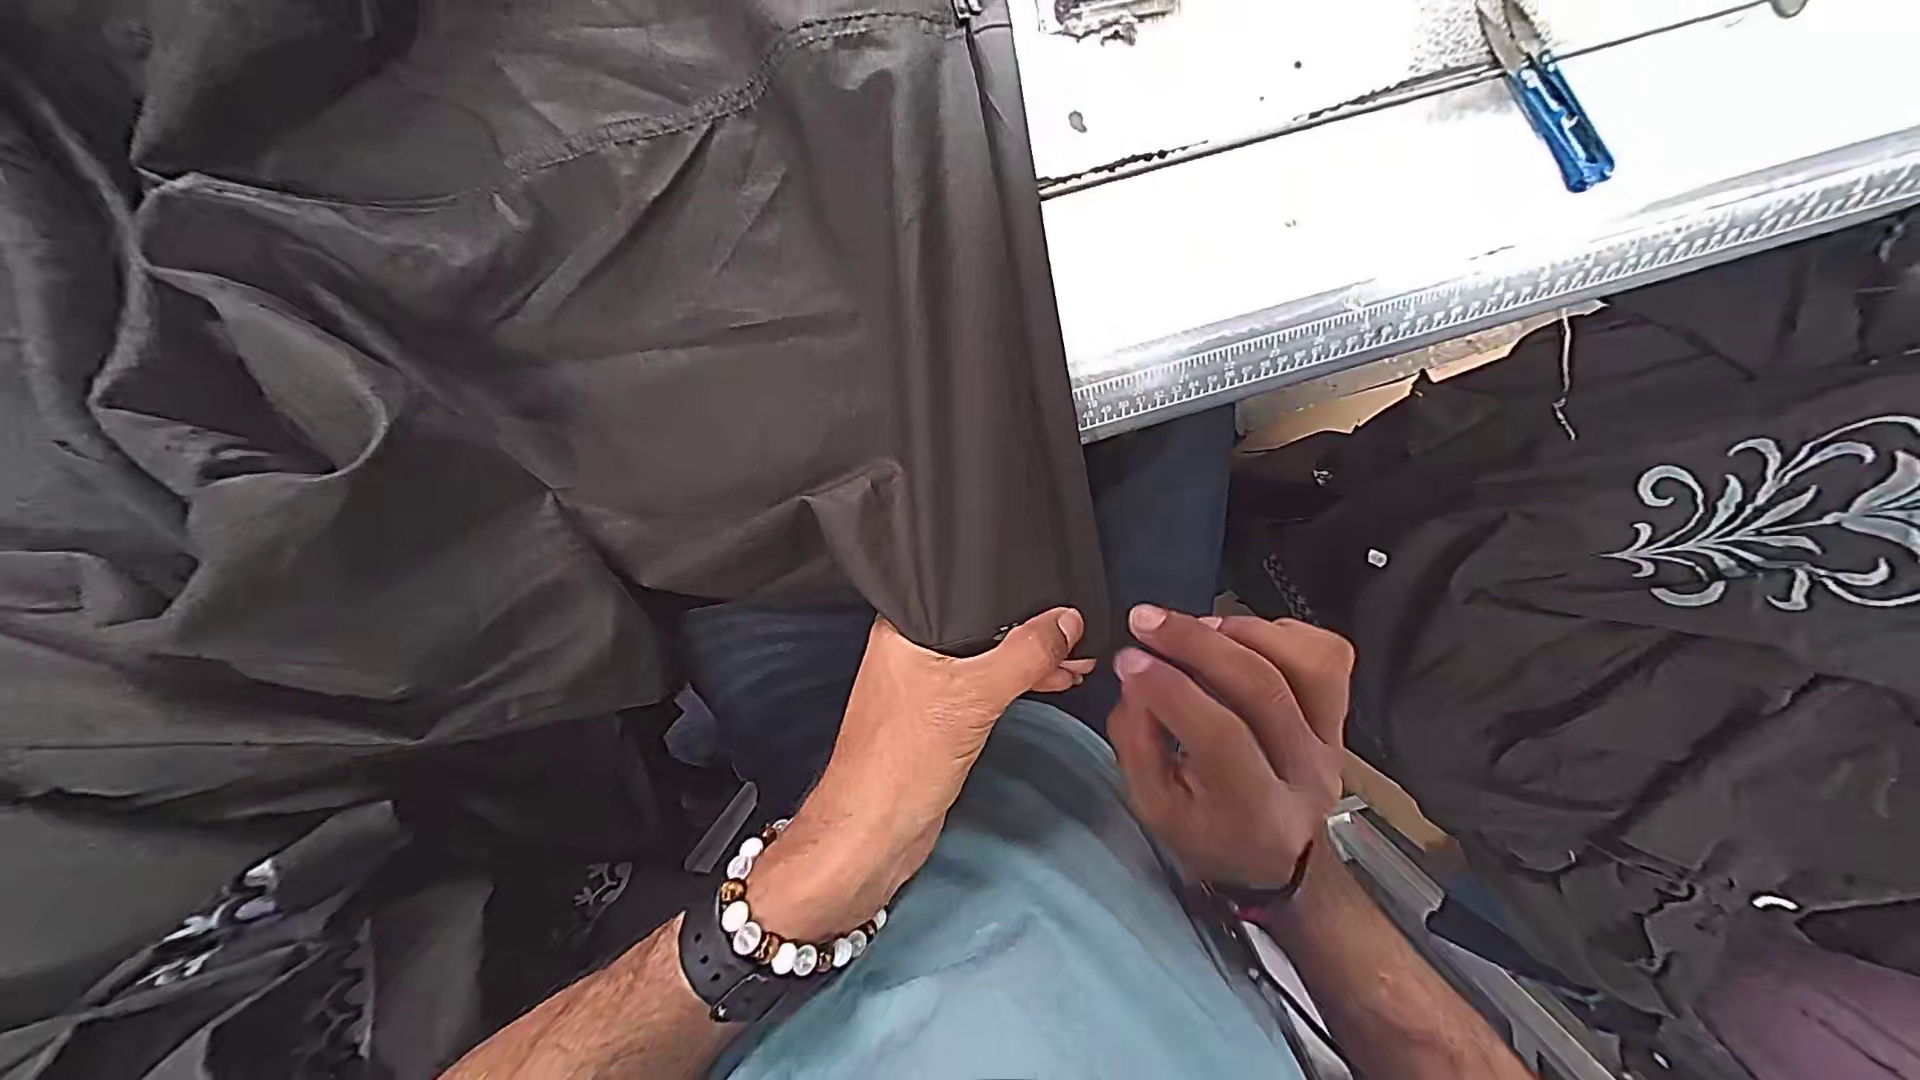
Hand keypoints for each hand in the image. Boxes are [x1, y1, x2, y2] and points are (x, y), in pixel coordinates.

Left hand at [749, 608, 1093, 939]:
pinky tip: (1042, 684)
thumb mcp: (973, 696)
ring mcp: (923, 684)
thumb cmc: (897, 764)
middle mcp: (910, 651)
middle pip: (982, 627)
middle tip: (1073, 641)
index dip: (1018, 599)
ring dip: (1027, 661)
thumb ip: (1023, 655)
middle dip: (1031, 635)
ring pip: (985, 659)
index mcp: (902, 629)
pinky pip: (983, 687)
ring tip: (1070, 663)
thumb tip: (1064, 623)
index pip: (968, 594)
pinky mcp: (937, 715)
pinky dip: (1014, 684)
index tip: (1060, 610)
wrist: (874, 832)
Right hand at [1109, 605, 1350, 890]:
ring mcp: (1330, 743)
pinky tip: (1238, 638)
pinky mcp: (1339, 717)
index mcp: (1256, 813)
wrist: (1274, 855)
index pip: (1221, 735)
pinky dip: (1279, 632)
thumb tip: (1135, 675)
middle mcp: (1305, 776)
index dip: (1169, 688)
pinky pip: (1327, 655)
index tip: (1130, 660)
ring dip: (1240, 630)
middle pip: (1261, 687)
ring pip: (1305, 663)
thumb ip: (1137, 740)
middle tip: (1147, 622)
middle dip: (1194, 642)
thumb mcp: (1152, 806)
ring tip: (1194, 628)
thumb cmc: (1209, 833)